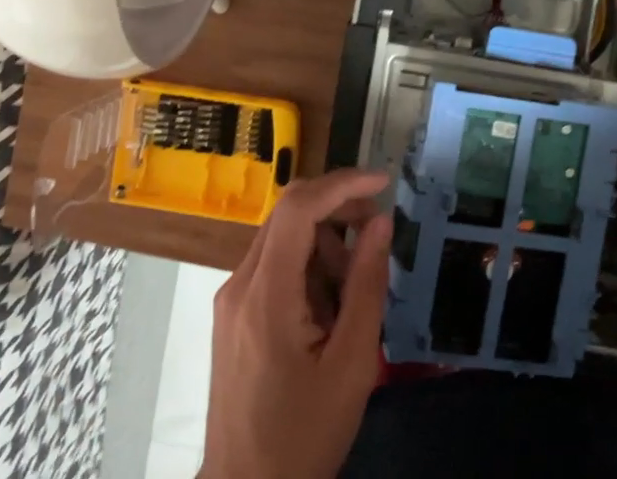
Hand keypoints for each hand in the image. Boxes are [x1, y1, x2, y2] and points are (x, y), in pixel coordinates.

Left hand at [201, 169, 392, 478]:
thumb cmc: (303, 434)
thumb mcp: (350, 364)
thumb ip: (366, 286)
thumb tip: (381, 223)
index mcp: (265, 294)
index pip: (298, 208)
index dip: (343, 183)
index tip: (385, 182)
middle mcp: (239, 285)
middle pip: (288, 218)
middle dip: (338, 212)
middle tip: (380, 235)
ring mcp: (231, 300)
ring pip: (281, 242)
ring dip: (324, 247)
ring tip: (356, 293)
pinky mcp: (233, 316)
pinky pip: (273, 270)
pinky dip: (307, 271)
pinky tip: (331, 310)